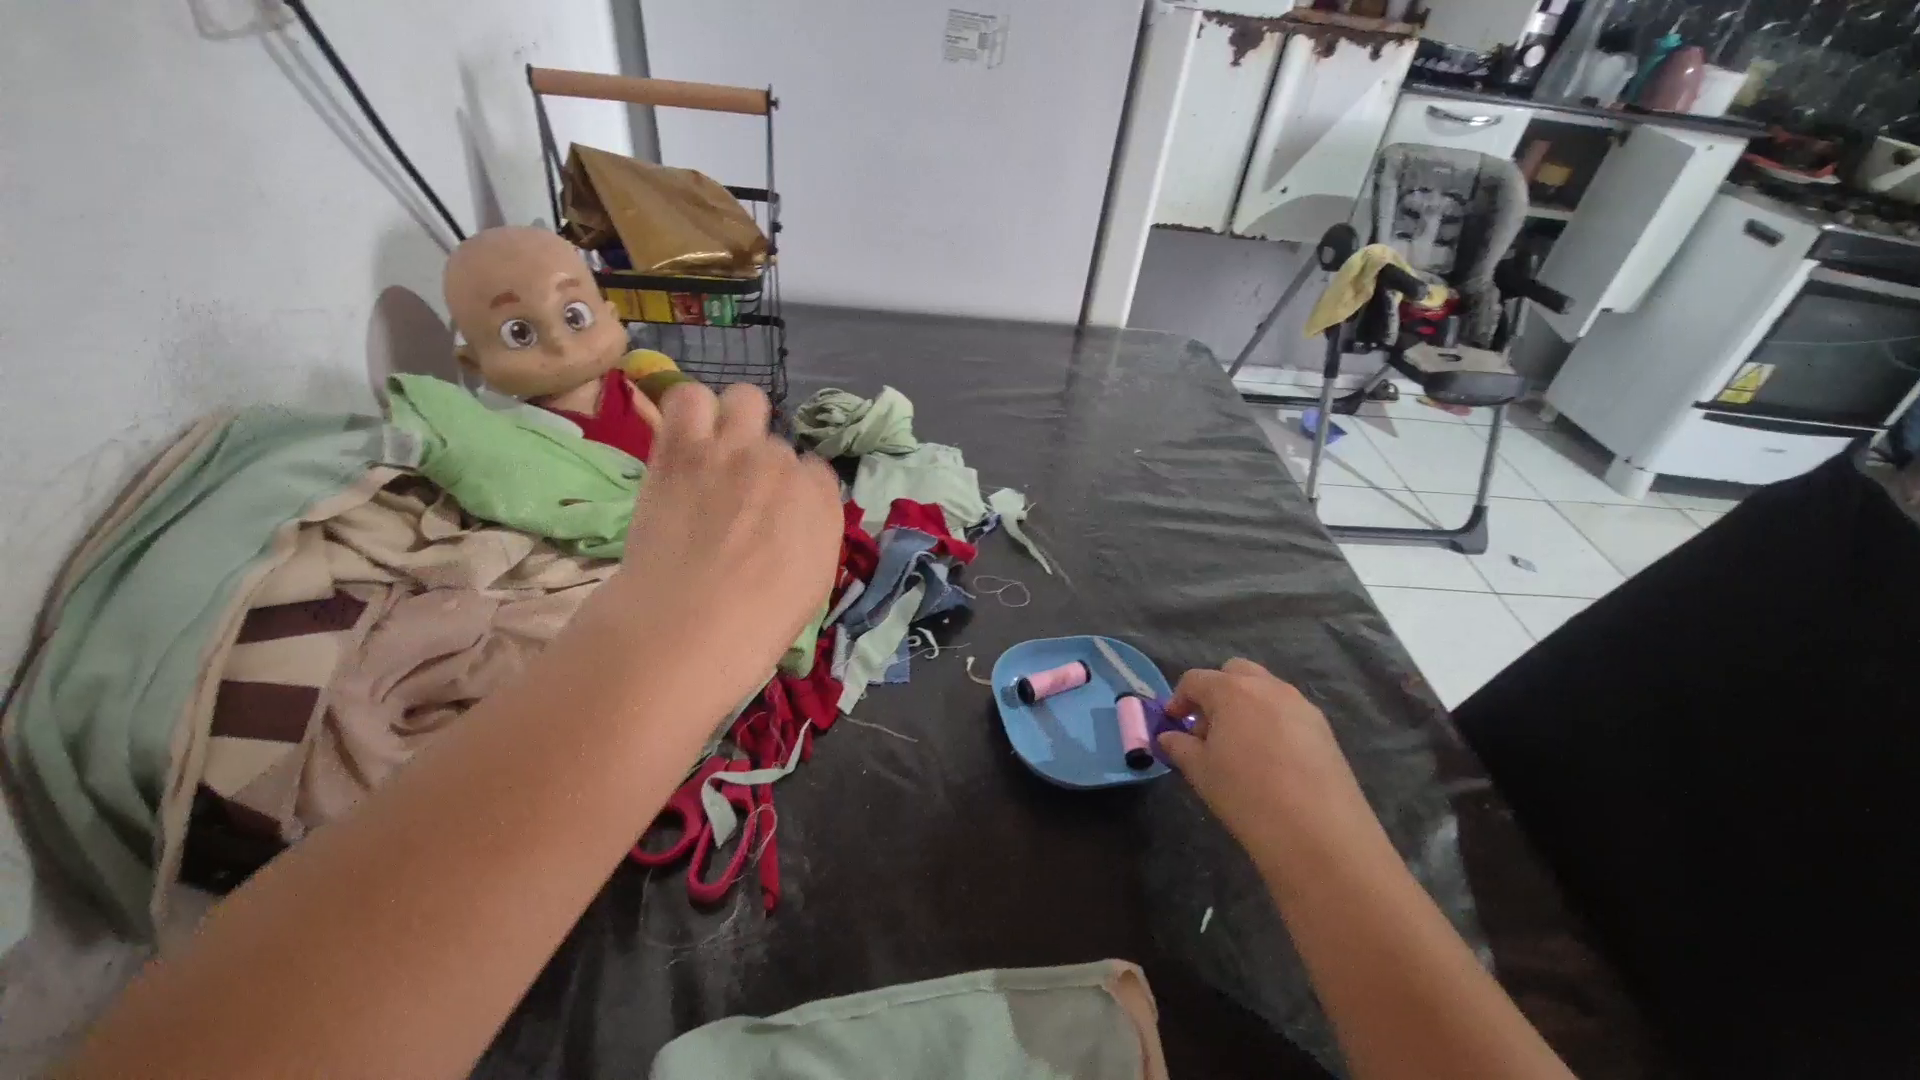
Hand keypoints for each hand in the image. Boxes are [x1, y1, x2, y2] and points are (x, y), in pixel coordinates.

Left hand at [601, 382, 841, 720]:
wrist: (691, 625)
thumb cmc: (759, 624)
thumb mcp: (814, 584)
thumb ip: (813, 536)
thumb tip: (795, 520)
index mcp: (821, 501)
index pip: (814, 472)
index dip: (793, 490)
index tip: (773, 515)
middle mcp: (784, 465)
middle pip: (777, 443)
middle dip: (762, 463)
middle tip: (737, 493)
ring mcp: (734, 451)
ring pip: (744, 399)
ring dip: (734, 419)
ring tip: (714, 448)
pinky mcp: (682, 448)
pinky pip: (687, 397)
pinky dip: (688, 411)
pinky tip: (682, 437)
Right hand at [1159, 659, 1378, 868]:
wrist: (1319, 831)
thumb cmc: (1247, 795)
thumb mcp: (1201, 772)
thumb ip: (1180, 747)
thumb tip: (1168, 737)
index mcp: (1232, 690)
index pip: (1195, 680)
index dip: (1178, 699)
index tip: (1173, 724)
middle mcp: (1268, 687)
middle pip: (1234, 673)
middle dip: (1216, 693)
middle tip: (1208, 729)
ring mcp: (1301, 705)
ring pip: (1265, 690)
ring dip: (1245, 706)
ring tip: (1239, 747)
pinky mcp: (1324, 728)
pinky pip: (1288, 712)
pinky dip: (1271, 722)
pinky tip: (1270, 760)